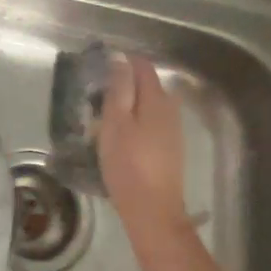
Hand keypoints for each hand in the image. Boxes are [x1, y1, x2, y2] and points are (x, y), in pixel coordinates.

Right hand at [97, 56, 187, 236]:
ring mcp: (173, 130)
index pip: (143, 67)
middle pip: (148, 85)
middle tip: (98, 93)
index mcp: (157, 100)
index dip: (123, 62)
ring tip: (105, 114)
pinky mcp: (170, 148)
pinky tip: (122, 135)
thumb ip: (119, 90)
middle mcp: (170, 110)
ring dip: (130, 104)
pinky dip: (136, 120)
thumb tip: (122, 60)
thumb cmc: (128, 164)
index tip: (100, 66)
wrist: (153, 210)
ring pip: (150, 105)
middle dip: (125, 83)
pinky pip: (152, 122)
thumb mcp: (115, 123)